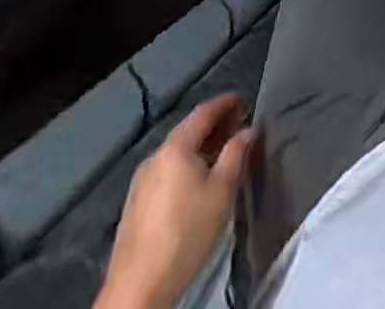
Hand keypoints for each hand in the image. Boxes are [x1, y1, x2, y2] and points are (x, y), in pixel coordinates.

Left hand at [95, 94, 255, 308]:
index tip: (243, 99)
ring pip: (177, 151)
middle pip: (188, 130)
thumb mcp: (222, 191)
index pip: (203, 112)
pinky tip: (198, 178)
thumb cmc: (187, 232)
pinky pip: (167, 169)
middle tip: (238, 122)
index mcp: (175, 148)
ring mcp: (141, 180)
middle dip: (214, 124)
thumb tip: (248, 130)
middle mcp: (155, 157)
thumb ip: (236, 154)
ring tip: (223, 149)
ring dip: (201, 145)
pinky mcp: (137, 202)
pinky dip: (187, 162)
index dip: (224, 103)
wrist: (139, 285)